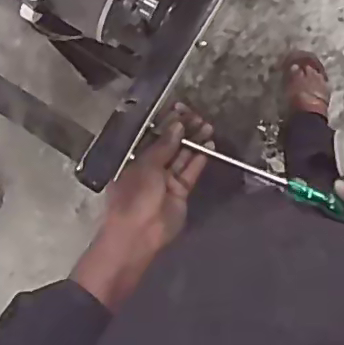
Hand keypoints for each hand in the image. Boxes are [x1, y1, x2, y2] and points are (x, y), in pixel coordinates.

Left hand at [71, 107, 212, 310]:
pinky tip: (209, 146)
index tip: (181, 110)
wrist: (139, 234)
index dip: (167, 124)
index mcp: (135, 159)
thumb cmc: (135, 196)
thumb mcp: (147, 166)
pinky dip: (199, 160)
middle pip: (170, 146)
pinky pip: (190, 172)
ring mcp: (166, 181)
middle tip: (199, 116)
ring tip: (208, 127)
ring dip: (194, 143)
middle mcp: (150, 168)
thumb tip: (177, 126)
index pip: (153, 137)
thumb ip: (164, 146)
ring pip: (182, 157)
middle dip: (183, 132)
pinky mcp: (180, 193)